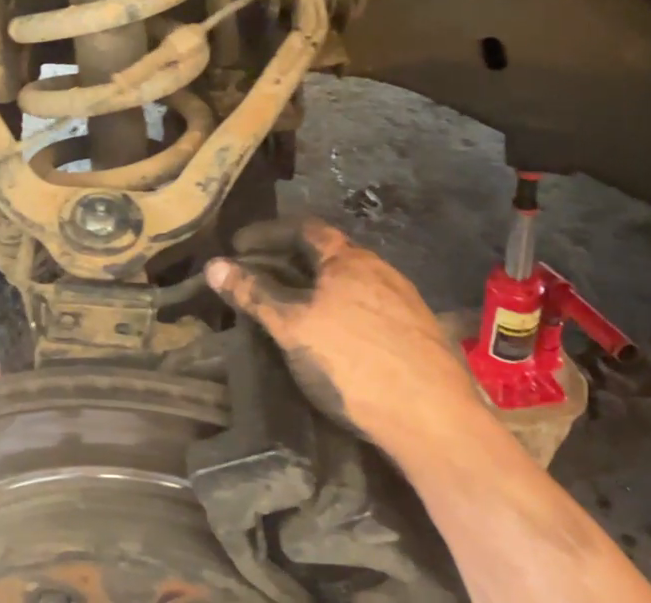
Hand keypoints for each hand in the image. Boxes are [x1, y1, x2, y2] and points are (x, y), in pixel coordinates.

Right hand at [205, 218, 484, 454]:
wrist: (436, 421)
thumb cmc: (355, 363)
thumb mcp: (293, 327)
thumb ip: (255, 294)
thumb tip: (215, 264)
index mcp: (349, 260)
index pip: (303, 228)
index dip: (268, 234)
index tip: (240, 246)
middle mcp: (381, 271)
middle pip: (328, 255)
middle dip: (290, 262)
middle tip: (258, 279)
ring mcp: (405, 303)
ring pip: (350, 284)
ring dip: (317, 289)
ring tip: (291, 309)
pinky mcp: (419, 336)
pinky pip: (369, 309)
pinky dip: (340, 311)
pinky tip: (334, 338)